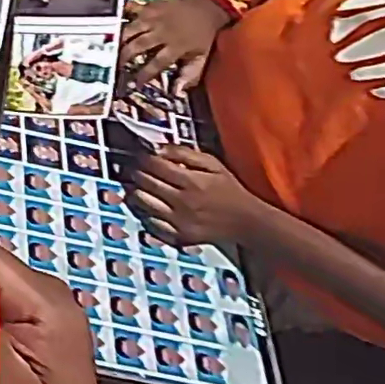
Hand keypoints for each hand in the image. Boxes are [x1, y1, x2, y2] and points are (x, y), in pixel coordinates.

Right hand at [120, 0, 230, 94]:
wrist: (211, 7)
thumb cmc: (205, 34)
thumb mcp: (203, 55)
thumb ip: (190, 73)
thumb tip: (177, 91)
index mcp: (177, 46)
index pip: (157, 63)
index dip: (144, 74)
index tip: (135, 83)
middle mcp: (163, 33)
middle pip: (137, 46)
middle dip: (125, 56)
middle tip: (116, 63)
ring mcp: (155, 18)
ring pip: (130, 29)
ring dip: (120, 39)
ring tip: (112, 46)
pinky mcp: (150, 7)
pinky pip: (132, 12)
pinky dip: (124, 17)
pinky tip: (118, 23)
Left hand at [131, 146, 275, 245]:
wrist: (250, 224)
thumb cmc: (229, 190)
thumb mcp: (213, 165)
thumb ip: (183, 153)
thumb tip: (155, 148)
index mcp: (194, 182)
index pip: (153, 164)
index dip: (142, 158)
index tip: (141, 157)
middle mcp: (184, 201)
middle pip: (143, 181)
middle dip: (135, 172)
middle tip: (136, 170)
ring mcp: (180, 220)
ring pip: (139, 200)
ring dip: (134, 190)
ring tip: (139, 186)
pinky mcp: (178, 235)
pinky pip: (148, 220)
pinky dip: (142, 211)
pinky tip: (148, 205)